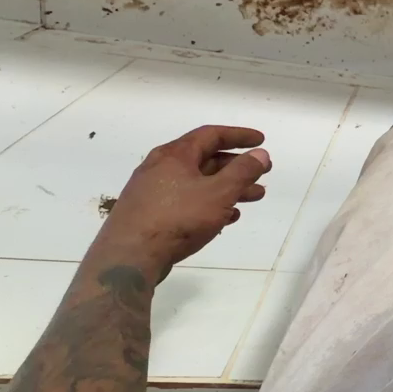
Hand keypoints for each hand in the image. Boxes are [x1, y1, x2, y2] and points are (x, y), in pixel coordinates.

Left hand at [94, 126, 271, 278]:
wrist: (130, 257)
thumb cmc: (178, 218)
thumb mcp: (219, 192)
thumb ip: (243, 171)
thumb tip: (260, 154)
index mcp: (174, 155)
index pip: (211, 135)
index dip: (239, 135)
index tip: (261, 141)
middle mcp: (161, 168)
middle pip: (206, 159)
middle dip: (238, 166)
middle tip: (262, 172)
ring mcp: (153, 191)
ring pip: (199, 182)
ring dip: (229, 187)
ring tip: (254, 197)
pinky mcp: (151, 213)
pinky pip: (188, 200)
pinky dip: (211, 202)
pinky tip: (227, 216)